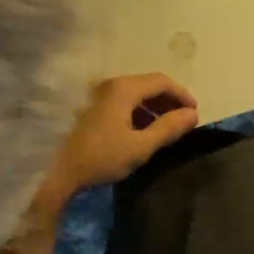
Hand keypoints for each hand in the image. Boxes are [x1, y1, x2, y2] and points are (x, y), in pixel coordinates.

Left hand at [30, 73, 199, 223]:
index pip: (162, 82)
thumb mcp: (141, 146)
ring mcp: (101, 95)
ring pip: (138, 93)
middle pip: (150, 84)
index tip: (195, 113)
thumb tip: (193, 114)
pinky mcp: (95, 108)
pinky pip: (126, 101)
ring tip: (169, 127)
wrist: (59, 172)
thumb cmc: (102, 157)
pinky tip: (146, 130)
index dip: (182, 95)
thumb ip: (169, 128)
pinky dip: (141, 111)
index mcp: (124, 89)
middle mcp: (113, 85)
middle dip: (171, 100)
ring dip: (156, 107)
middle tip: (185, 121)